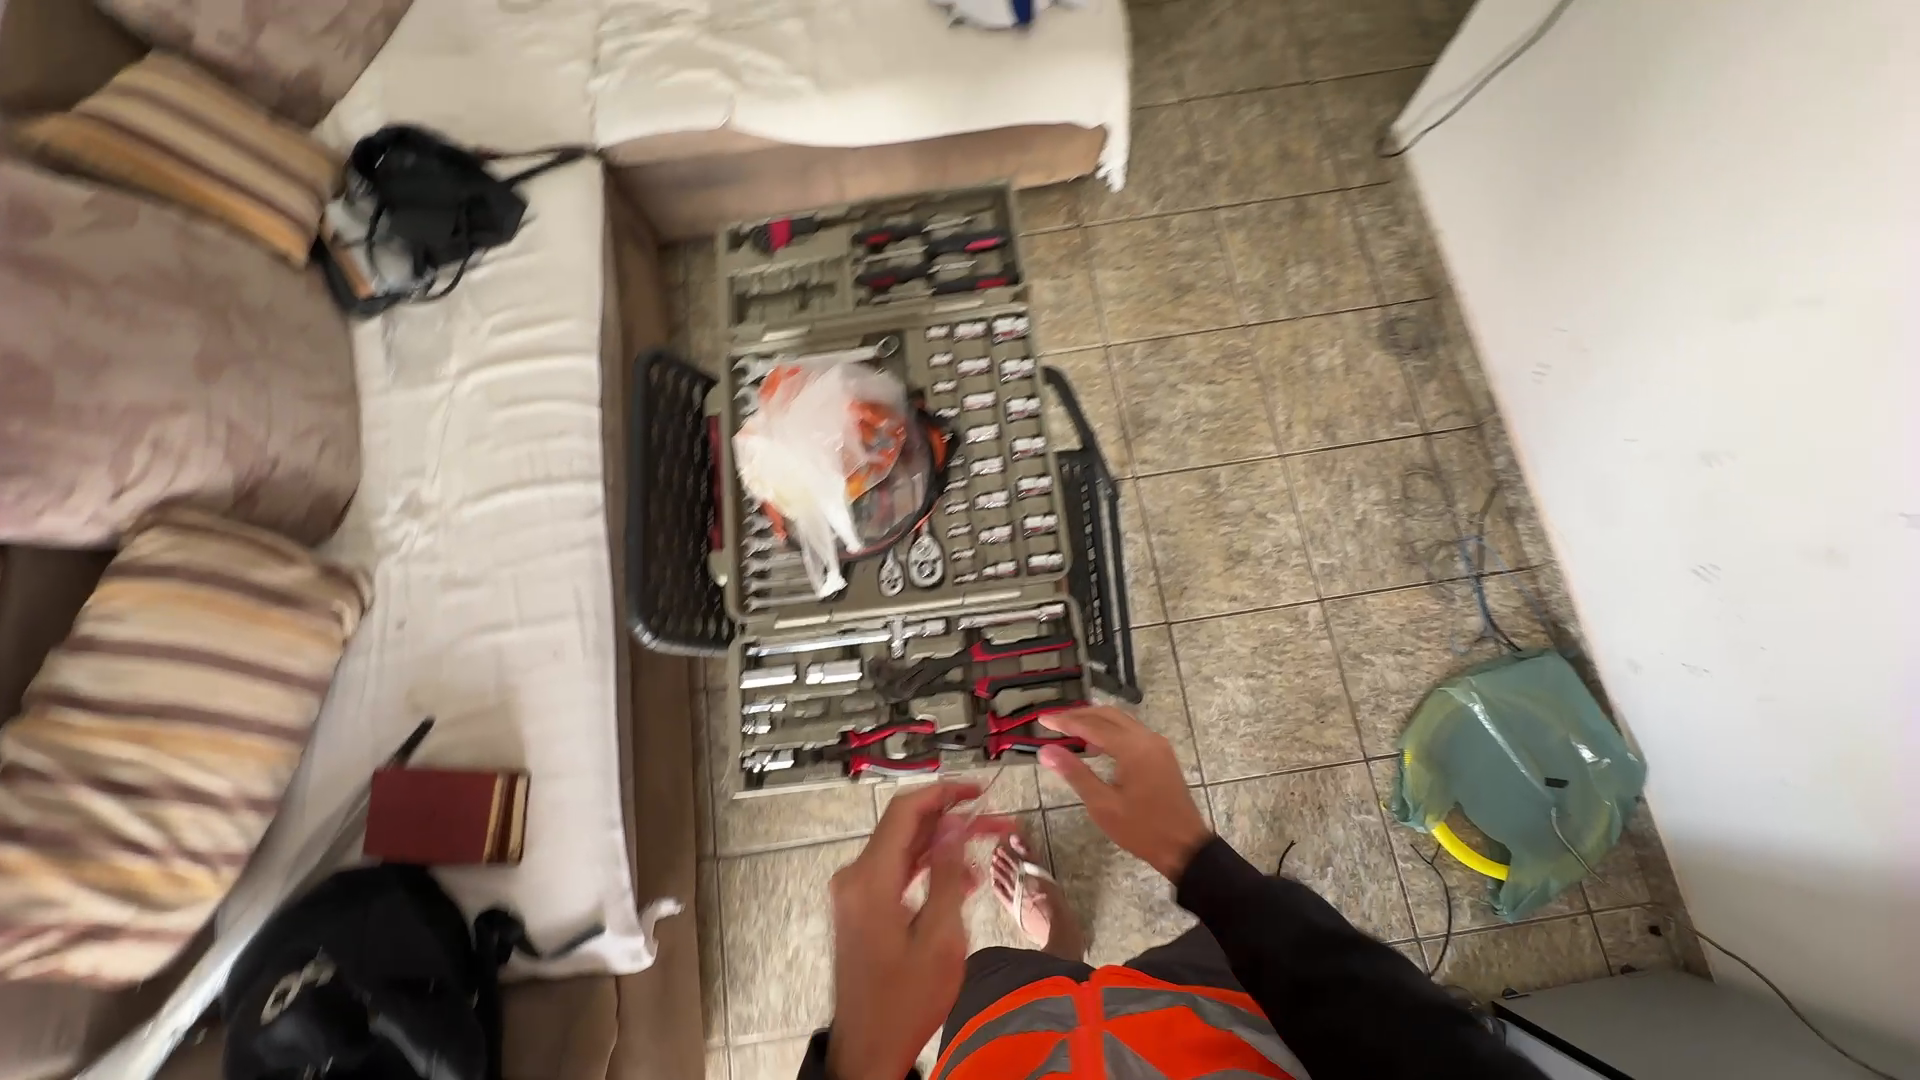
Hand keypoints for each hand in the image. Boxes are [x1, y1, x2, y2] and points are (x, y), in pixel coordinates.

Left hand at [826, 782, 1011, 1079]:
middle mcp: (856, 875)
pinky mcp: (862, 906)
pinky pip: (898, 872)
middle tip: (998, 822)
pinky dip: (928, 869)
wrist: (868, 1049)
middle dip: (954, 821)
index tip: (978, 791)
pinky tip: (964, 880)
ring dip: (945, 845)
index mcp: (870, 878)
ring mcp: (856, 891)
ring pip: (905, 849)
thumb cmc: (907, 1000)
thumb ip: (945, 872)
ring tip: (989, 847)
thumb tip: (954, 823)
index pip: (905, 811)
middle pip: (907, 828)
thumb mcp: (940, 937)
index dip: (943, 792)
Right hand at [1037, 707, 1212, 880]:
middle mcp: (1147, 738)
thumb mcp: (1103, 805)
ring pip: (1121, 720)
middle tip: (1053, 721)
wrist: (1185, 847)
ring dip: (1095, 720)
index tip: (1042, 720)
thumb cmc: (1142, 829)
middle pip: (1107, 714)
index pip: (1091, 725)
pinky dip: (1110, 730)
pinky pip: (1131, 731)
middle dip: (1079, 715)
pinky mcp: (1161, 754)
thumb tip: (1046, 751)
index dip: (1064, 721)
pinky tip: (1095, 744)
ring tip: (1069, 729)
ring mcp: (1157, 744)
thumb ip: (1075, 773)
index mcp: (1133, 748)